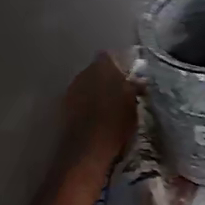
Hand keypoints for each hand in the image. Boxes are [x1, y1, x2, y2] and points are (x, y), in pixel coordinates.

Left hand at [60, 53, 142, 173]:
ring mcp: (72, 88)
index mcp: (102, 66)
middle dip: (109, 77)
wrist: (87, 148)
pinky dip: (88, 101)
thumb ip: (134, 87)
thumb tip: (139, 80)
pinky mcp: (65, 104)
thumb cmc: (115, 122)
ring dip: (97, 89)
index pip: (111, 56)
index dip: (121, 65)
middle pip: (98, 69)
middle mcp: (84, 72)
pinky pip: (80, 96)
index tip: (130, 76)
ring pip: (88, 82)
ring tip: (109, 104)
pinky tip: (96, 113)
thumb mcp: (133, 104)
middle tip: (121, 90)